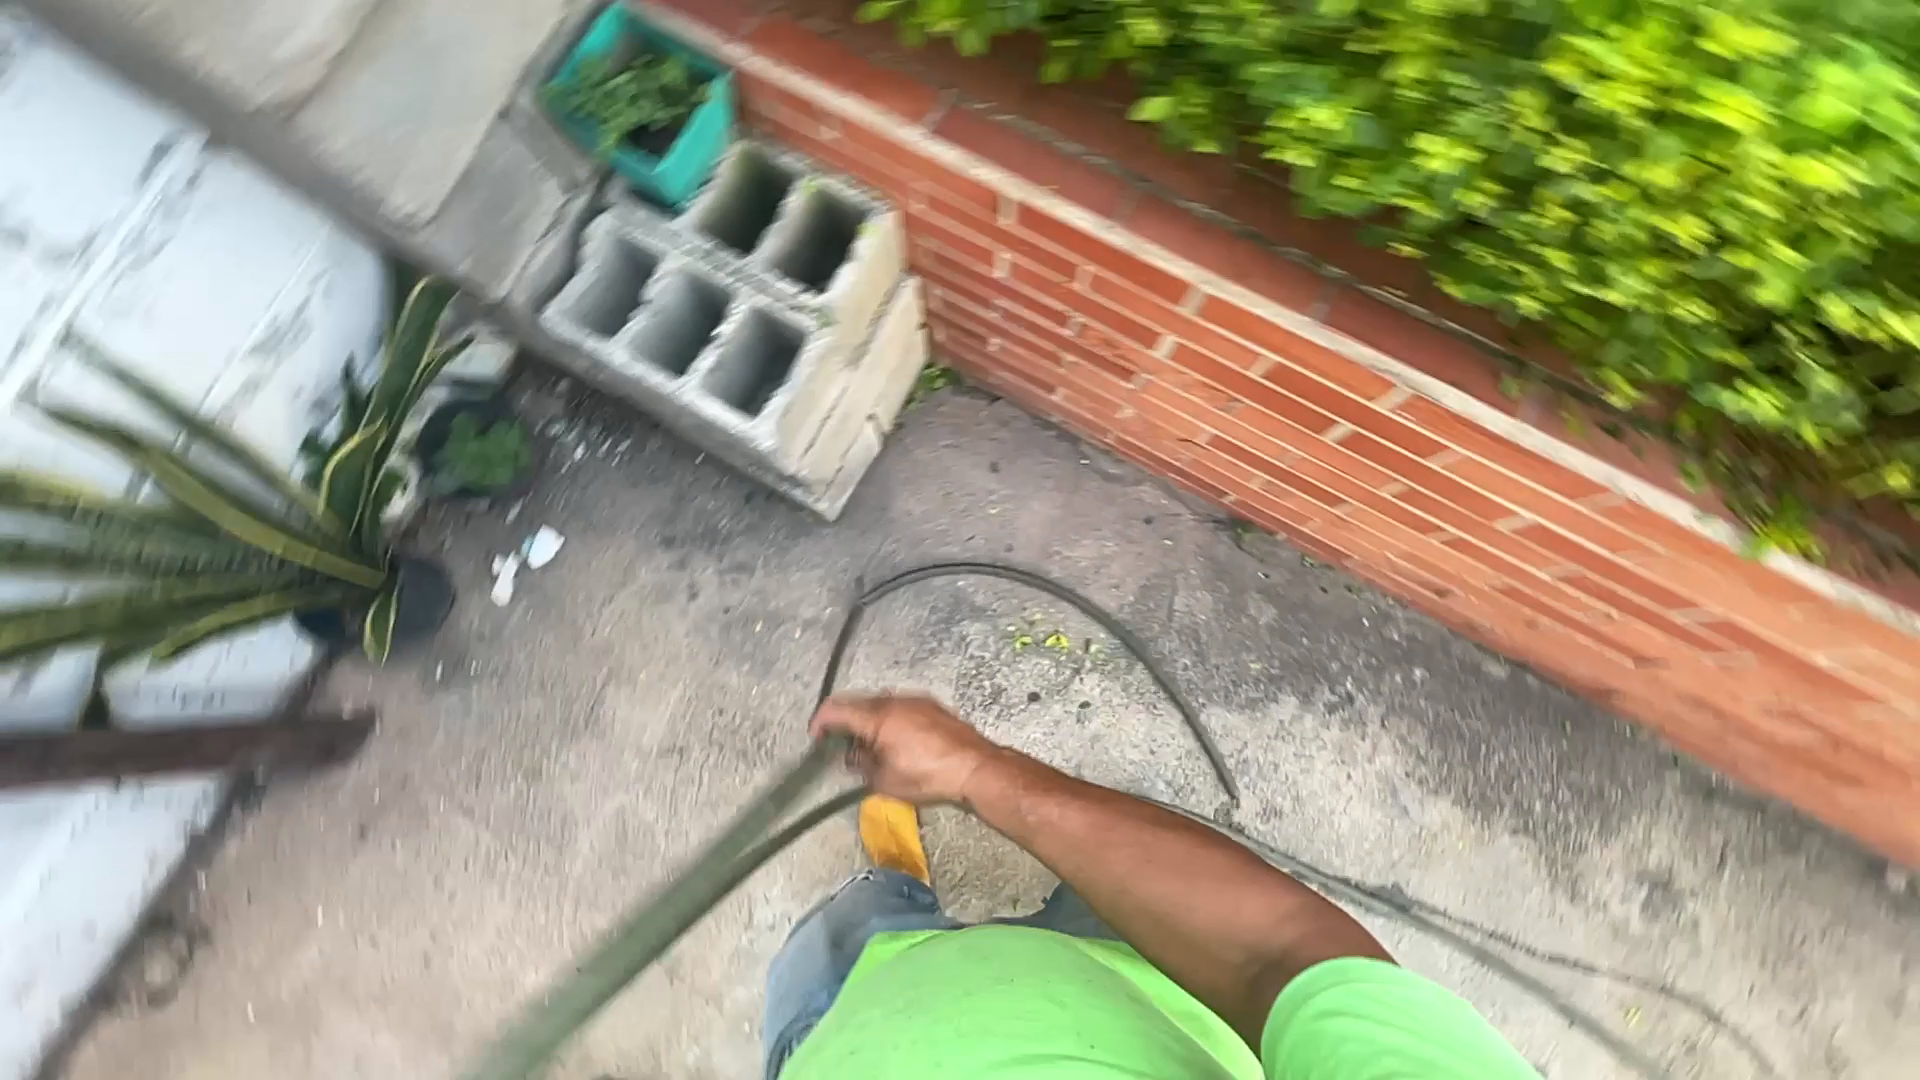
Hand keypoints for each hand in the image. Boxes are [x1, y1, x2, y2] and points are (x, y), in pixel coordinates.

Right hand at [809, 694, 1001, 804]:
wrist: (974, 766)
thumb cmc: (928, 775)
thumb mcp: (885, 780)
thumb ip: (861, 765)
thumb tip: (853, 757)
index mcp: (878, 716)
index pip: (836, 708)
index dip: (819, 722)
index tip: (815, 739)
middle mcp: (895, 700)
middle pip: (857, 704)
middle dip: (845, 724)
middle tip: (843, 749)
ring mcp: (915, 700)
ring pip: (880, 705)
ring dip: (868, 722)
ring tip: (871, 749)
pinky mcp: (931, 706)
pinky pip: (899, 707)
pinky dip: (889, 721)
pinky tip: (896, 743)